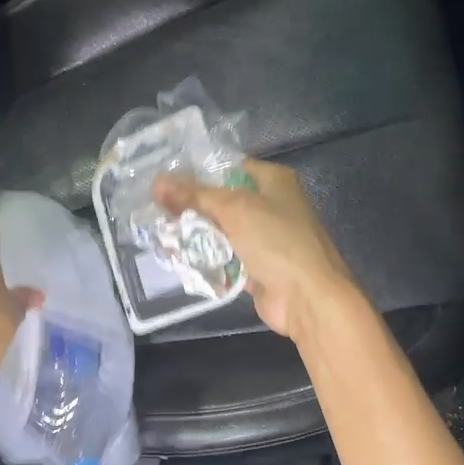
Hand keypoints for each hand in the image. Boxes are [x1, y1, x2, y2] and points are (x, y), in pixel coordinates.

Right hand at [155, 159, 362, 341]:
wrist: (305, 296)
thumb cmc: (276, 241)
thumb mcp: (234, 210)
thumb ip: (195, 196)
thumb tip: (157, 182)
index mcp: (274, 181)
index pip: (230, 168)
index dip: (199, 174)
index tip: (166, 183)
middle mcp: (271, 205)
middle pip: (223, 202)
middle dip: (193, 208)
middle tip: (157, 211)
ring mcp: (265, 239)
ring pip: (223, 232)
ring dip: (198, 236)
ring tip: (163, 235)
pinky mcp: (257, 267)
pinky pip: (227, 258)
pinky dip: (208, 259)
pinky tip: (182, 259)